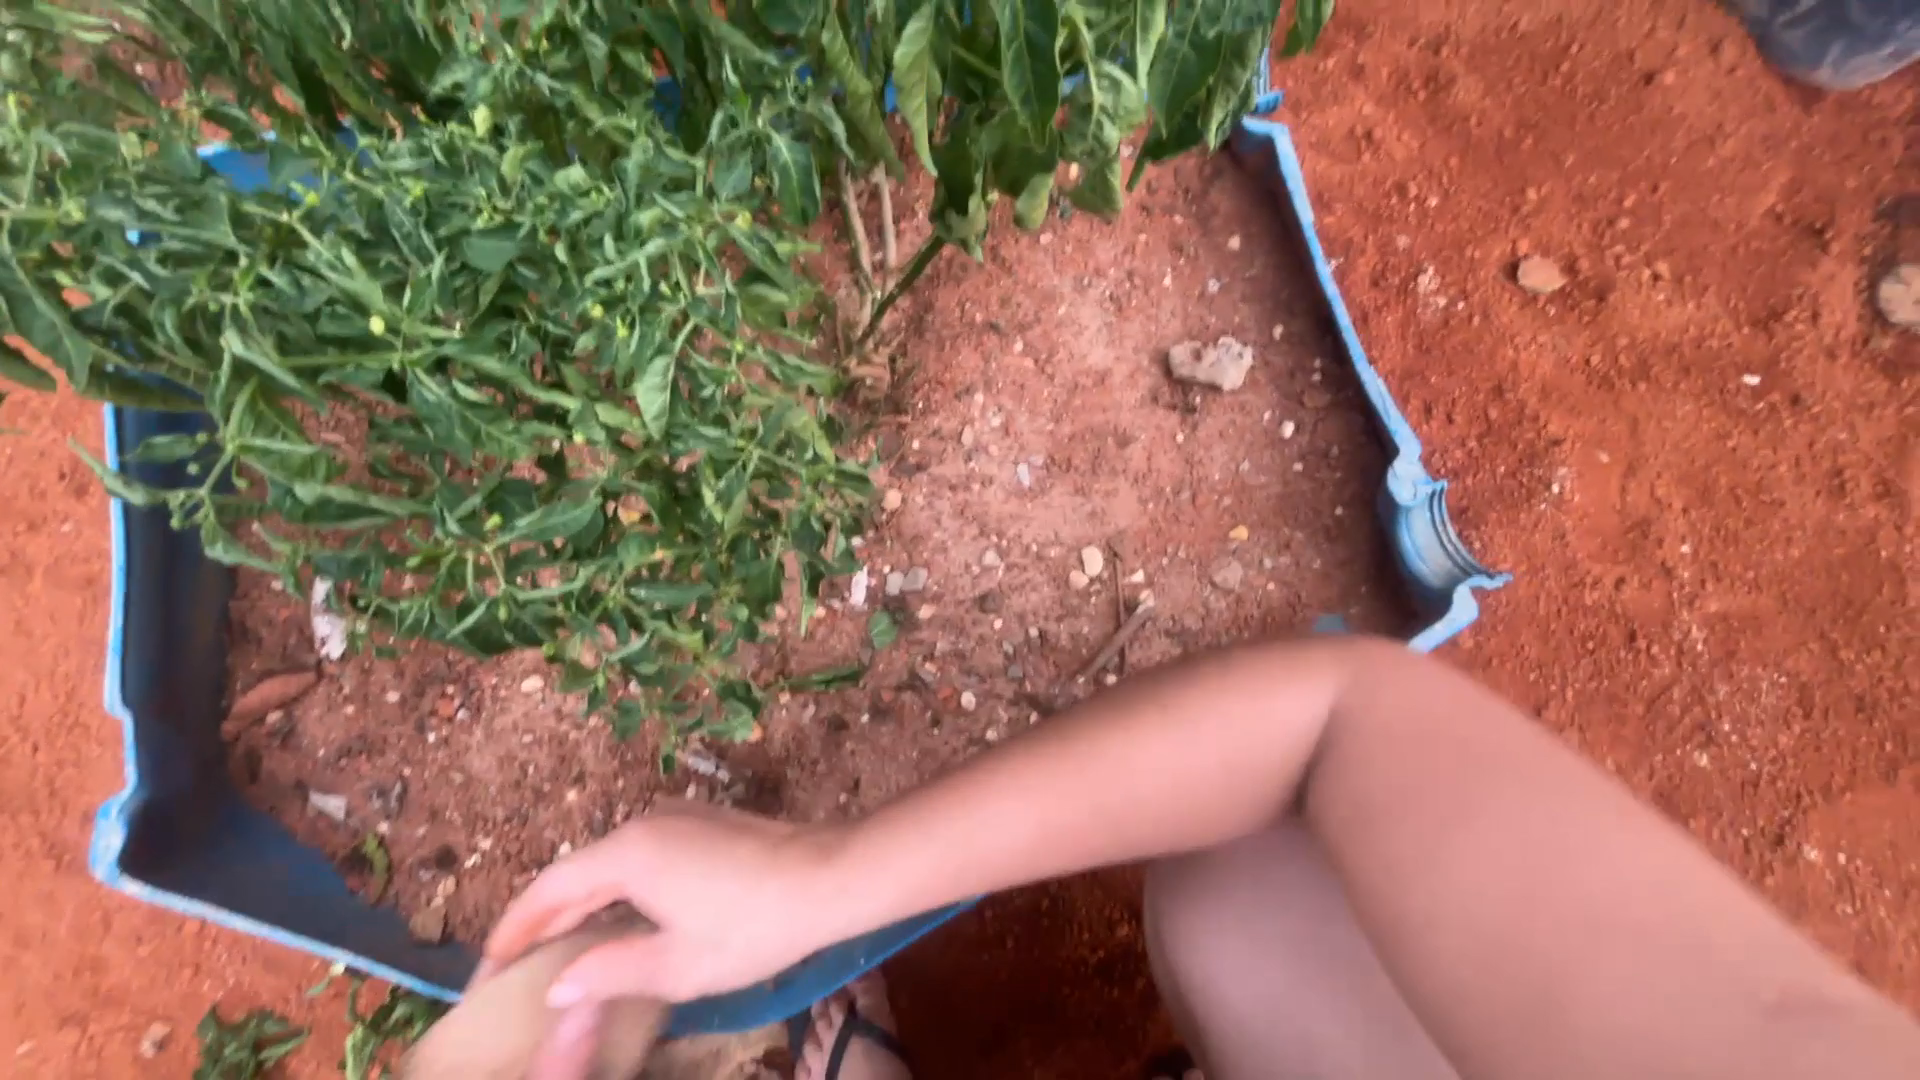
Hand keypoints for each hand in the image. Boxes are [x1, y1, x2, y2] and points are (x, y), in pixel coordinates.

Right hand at [476, 800, 846, 1008]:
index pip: (548, 889)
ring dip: (581, 906)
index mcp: (630, 852)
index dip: (510, 932)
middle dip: (543, 923)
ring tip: (559, 959)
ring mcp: (677, 815)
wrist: (829, 875)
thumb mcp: (678, 965)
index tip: (484, 977)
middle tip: (515, 978)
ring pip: (609, 863)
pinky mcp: (702, 821)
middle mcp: (646, 821)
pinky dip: (616, 890)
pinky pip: (640, 855)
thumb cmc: (754, 925)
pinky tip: (617, 924)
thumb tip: (556, 987)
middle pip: (577, 873)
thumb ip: (609, 972)